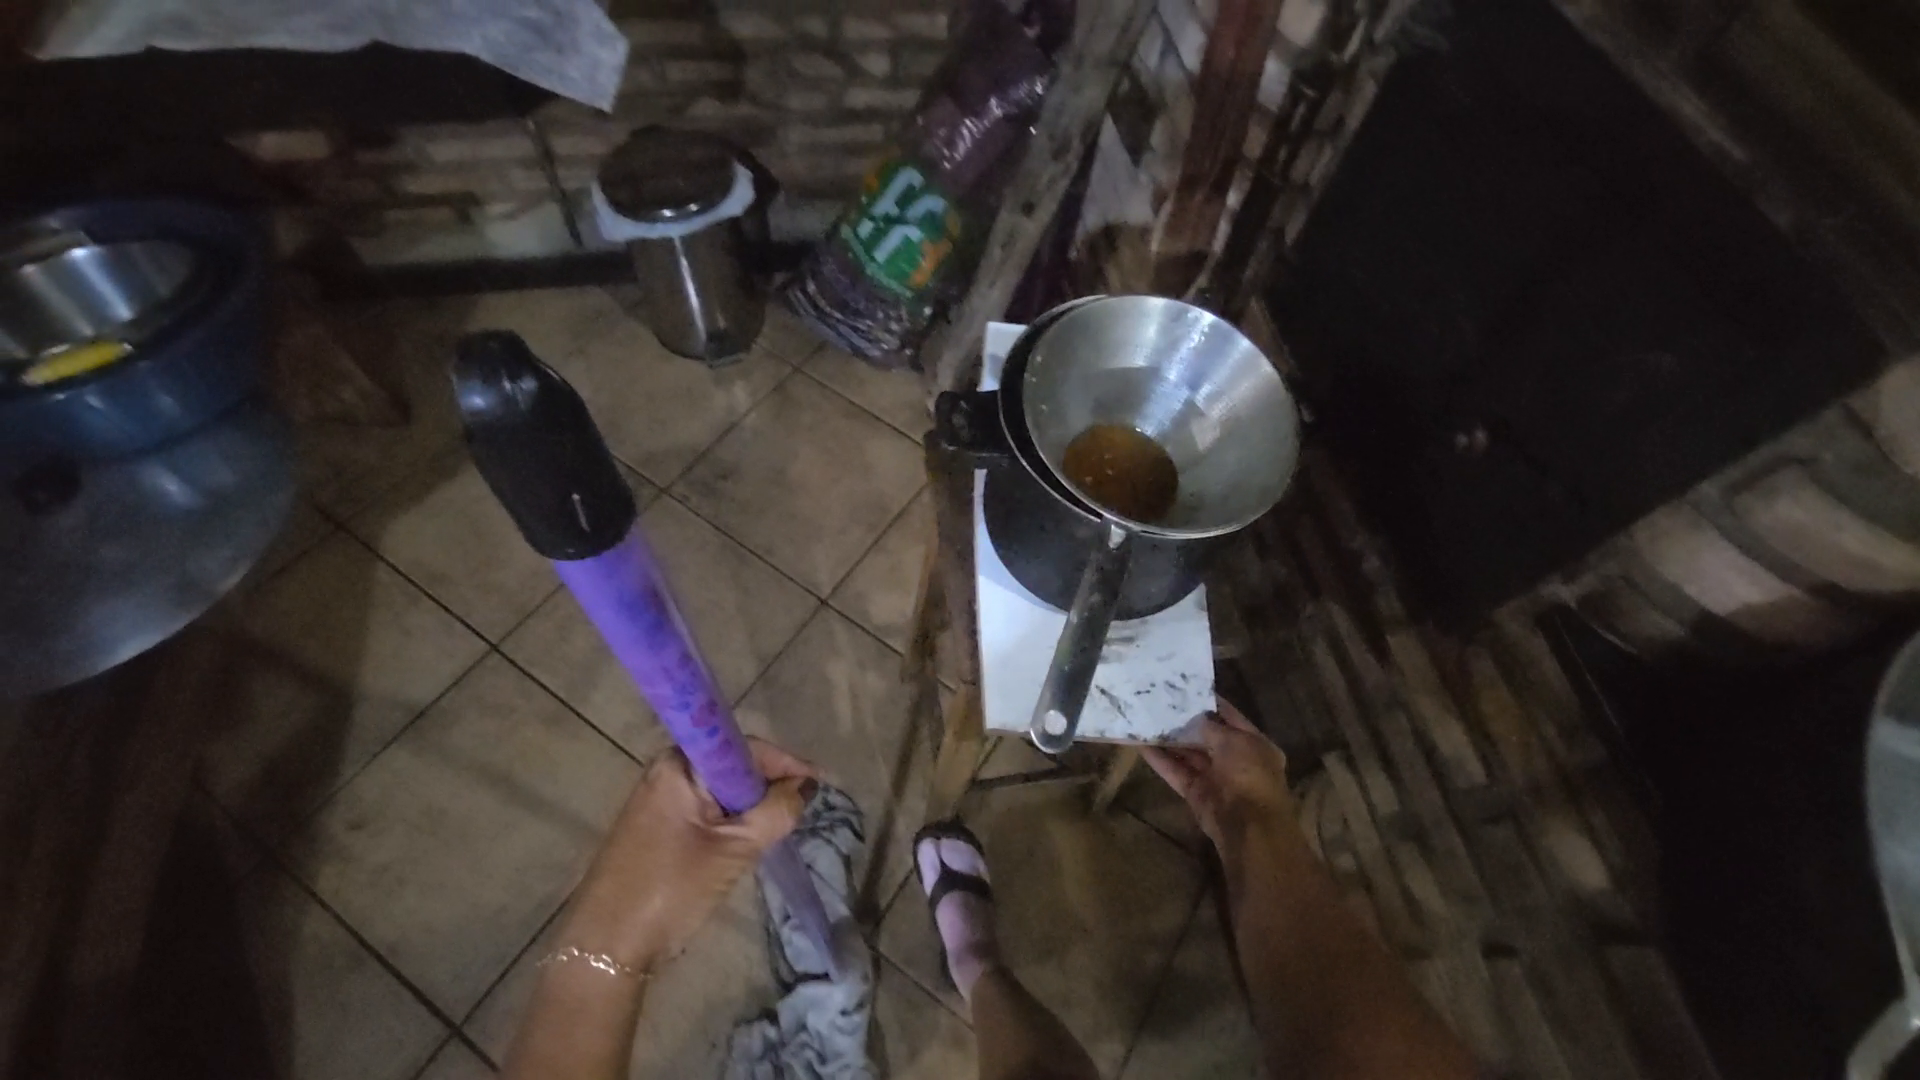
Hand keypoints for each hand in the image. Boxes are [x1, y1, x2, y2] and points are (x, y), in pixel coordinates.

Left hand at [557, 738, 817, 971]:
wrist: (604, 950)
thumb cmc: (670, 890)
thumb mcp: (734, 850)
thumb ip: (776, 812)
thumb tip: (807, 786)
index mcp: (680, 765)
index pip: (747, 748)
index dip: (785, 764)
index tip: (819, 784)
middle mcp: (666, 771)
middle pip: (733, 766)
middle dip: (768, 786)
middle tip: (800, 809)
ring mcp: (657, 799)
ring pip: (720, 790)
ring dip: (749, 806)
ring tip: (779, 827)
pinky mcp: (654, 825)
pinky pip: (704, 808)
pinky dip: (729, 820)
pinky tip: (746, 841)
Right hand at [1142, 700, 1293, 856]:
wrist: (1248, 826)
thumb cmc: (1249, 776)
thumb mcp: (1234, 742)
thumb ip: (1211, 727)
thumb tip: (1194, 716)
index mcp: (1254, 744)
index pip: (1229, 717)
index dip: (1208, 702)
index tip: (1184, 687)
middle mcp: (1235, 760)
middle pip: (1206, 735)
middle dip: (1185, 721)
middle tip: (1159, 701)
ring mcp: (1214, 777)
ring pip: (1188, 753)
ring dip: (1169, 739)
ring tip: (1146, 718)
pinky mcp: (1195, 792)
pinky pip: (1176, 771)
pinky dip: (1160, 759)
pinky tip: (1141, 744)